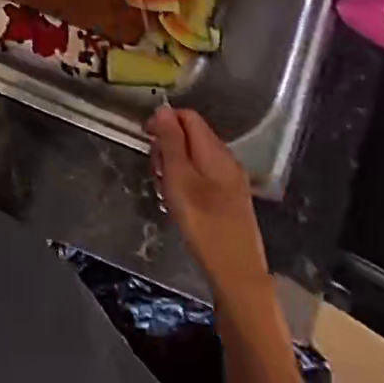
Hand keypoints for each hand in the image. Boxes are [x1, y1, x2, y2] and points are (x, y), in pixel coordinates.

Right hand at [147, 105, 268, 298]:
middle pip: (190, 135)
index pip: (188, 116)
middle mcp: (226, 159)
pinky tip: (178, 202)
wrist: (237, 273)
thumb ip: (171, 141)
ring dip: (174, 167)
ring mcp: (230, 180)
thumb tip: (163, 108)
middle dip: (167, 146)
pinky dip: (185, 182)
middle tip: (156, 172)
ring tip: (165, 191)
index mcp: (215, 150)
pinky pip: (202, 176)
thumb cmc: (203, 223)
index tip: (146, 140)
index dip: (164, 121)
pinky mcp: (229, 199)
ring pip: (194, 157)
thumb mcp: (179, 178)